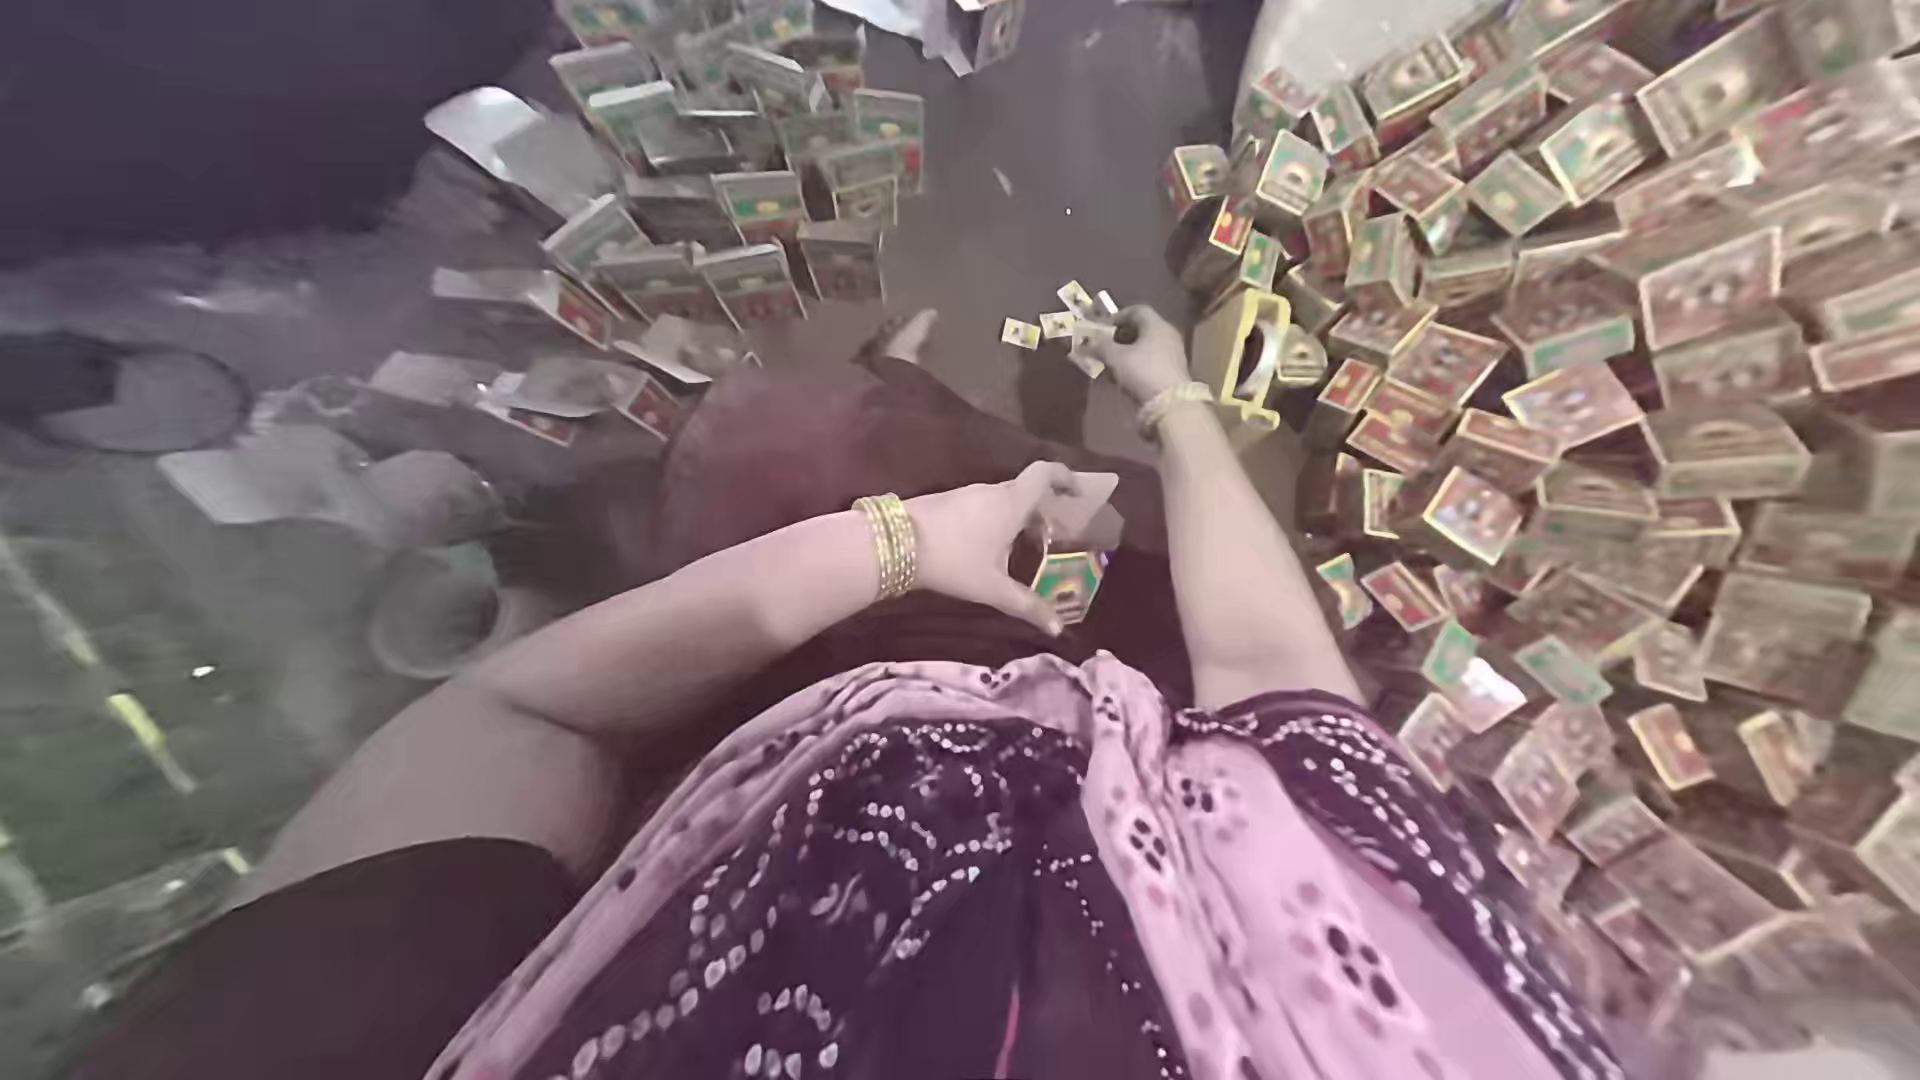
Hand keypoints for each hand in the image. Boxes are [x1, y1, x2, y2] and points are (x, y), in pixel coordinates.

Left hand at [904, 461, 1075, 634]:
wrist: (893, 543)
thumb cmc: (953, 561)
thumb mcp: (993, 588)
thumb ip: (1027, 606)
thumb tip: (1057, 629)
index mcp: (1011, 503)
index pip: (1046, 473)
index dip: (1066, 476)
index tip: (1078, 492)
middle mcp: (991, 492)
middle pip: (1025, 491)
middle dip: (1043, 510)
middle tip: (1053, 537)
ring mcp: (965, 494)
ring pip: (1001, 499)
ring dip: (1016, 518)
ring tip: (1021, 548)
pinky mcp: (946, 501)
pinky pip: (981, 505)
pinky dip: (994, 520)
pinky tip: (986, 548)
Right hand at [1090, 305, 1191, 403]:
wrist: (1170, 404)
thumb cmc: (1142, 373)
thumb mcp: (1116, 358)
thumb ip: (1101, 346)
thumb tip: (1088, 339)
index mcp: (1156, 325)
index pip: (1137, 310)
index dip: (1117, 317)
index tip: (1102, 329)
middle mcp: (1168, 334)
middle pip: (1142, 328)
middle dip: (1121, 337)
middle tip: (1105, 347)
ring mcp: (1173, 353)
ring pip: (1146, 346)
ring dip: (1128, 352)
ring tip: (1112, 365)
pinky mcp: (1173, 370)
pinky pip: (1152, 360)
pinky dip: (1138, 364)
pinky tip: (1126, 377)